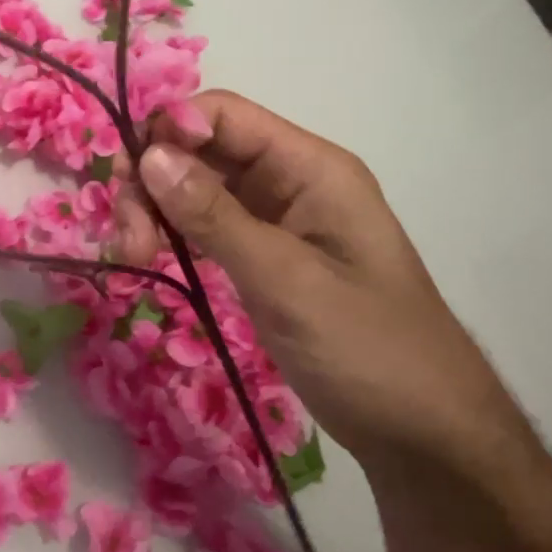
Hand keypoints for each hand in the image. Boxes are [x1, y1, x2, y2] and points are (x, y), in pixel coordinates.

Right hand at [115, 90, 515, 471]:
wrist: (424, 435)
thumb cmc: (368, 349)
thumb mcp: (285, 280)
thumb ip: (213, 216)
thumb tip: (148, 156)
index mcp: (310, 168)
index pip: (222, 115)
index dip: (167, 131)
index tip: (129, 179)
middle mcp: (288, 180)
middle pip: (197, 149)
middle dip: (152, 180)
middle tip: (127, 238)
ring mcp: (272, 217)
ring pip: (190, 186)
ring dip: (152, 210)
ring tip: (134, 257)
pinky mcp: (259, 253)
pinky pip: (199, 223)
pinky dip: (168, 233)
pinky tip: (147, 258)